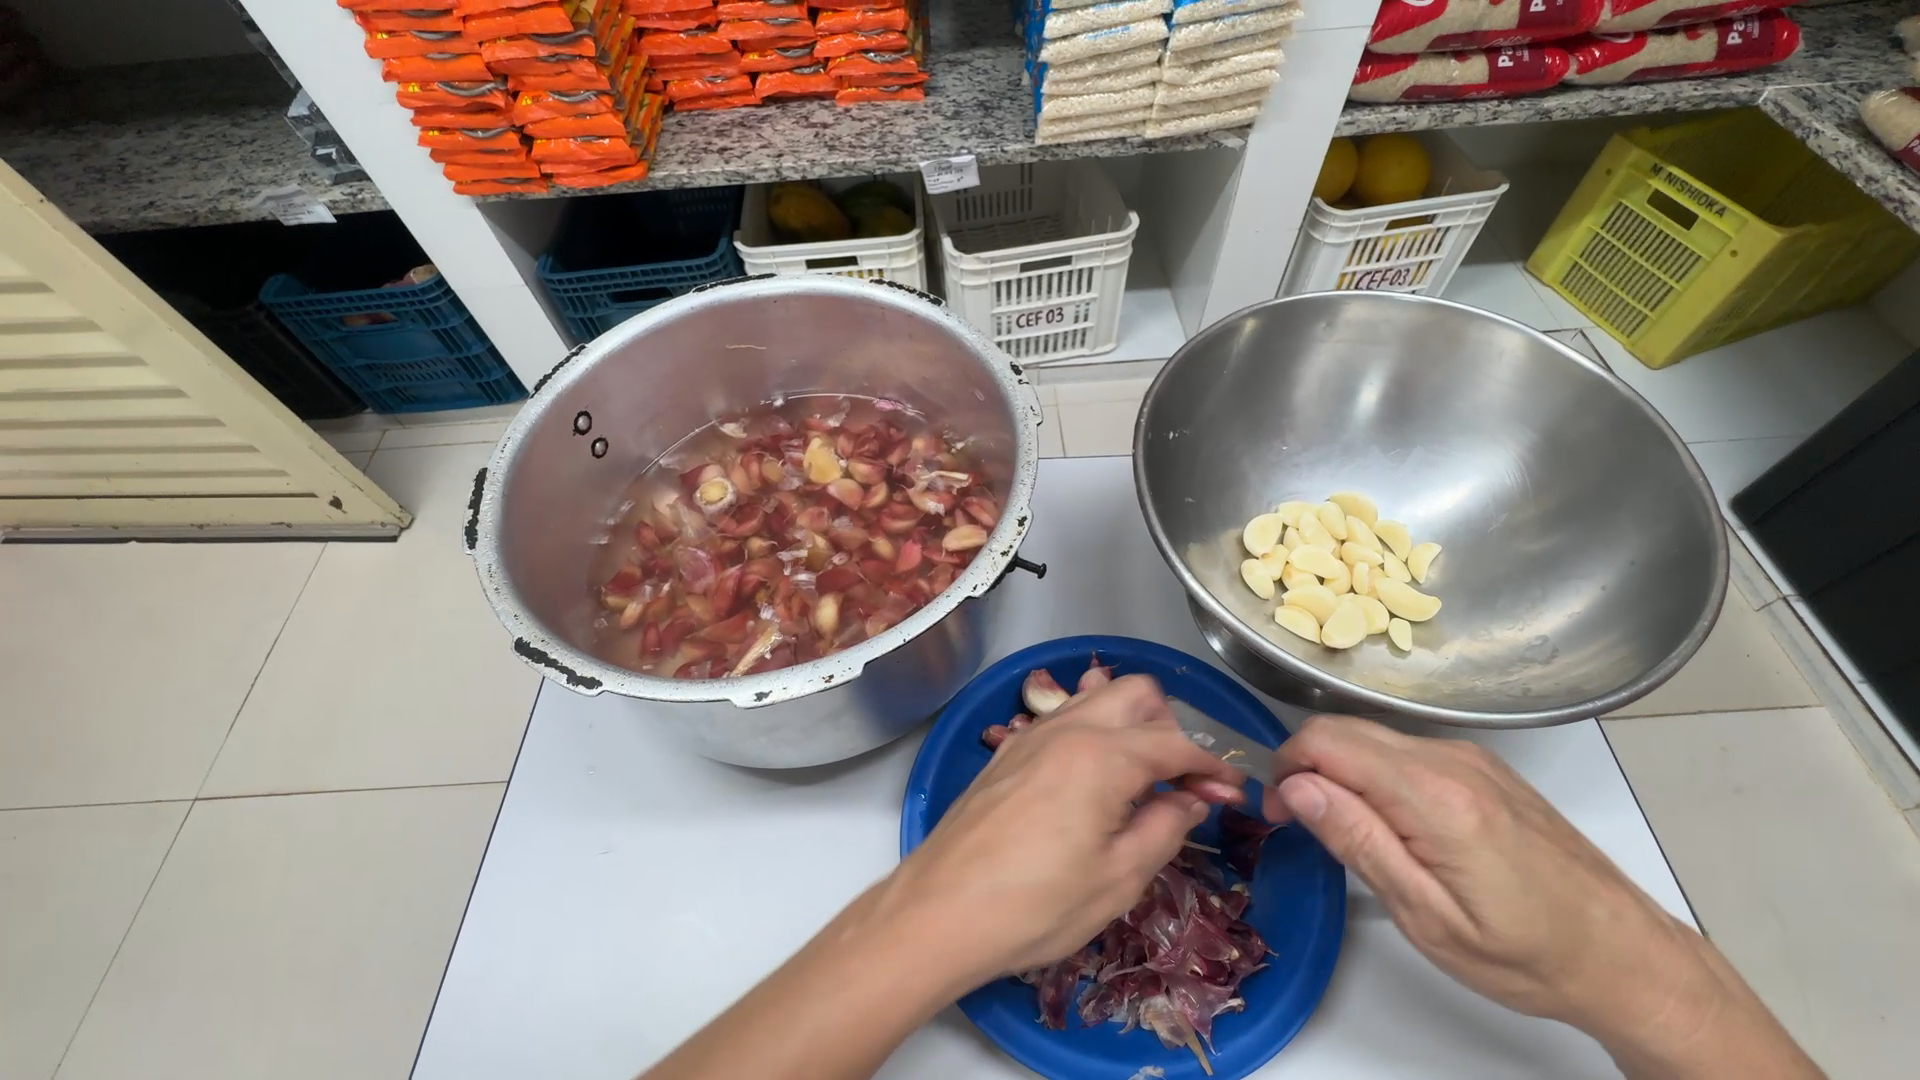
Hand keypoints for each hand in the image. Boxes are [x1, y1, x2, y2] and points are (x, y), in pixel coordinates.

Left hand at [876, 674, 1245, 985]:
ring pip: (1096, 697)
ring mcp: (1032, 735)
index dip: (1211, 766)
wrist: (942, 909)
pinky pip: (1062, 719)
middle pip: (1136, 693)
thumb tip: (1189, 800)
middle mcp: (1068, 730)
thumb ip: (1164, 828)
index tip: (1231, 793)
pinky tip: (1093, 777)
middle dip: (1171, 726)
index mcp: (1103, 756)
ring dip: (1130, 723)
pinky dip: (1091, 731)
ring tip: (1140, 776)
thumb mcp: (1118, 878)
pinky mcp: (1008, 752)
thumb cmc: (1036, 905)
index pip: (1175, 743)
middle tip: (1181, 779)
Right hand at [1266, 716, 1820, 1079]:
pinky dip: (1372, 772)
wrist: (1628, 957)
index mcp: (1434, 796)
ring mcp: (1470, 758)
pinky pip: (1402, 749)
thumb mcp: (1426, 916)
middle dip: (1304, 766)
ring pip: (1370, 736)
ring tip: (1345, 828)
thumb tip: (1296, 785)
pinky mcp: (1481, 767)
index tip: (1277, 814)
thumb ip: (1357, 840)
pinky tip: (1388, 820)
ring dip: (1338, 769)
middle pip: (1341, 729)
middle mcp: (1450, 760)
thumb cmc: (1525, 953)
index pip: (1324, 741)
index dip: (1284, 769)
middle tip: (1300, 822)